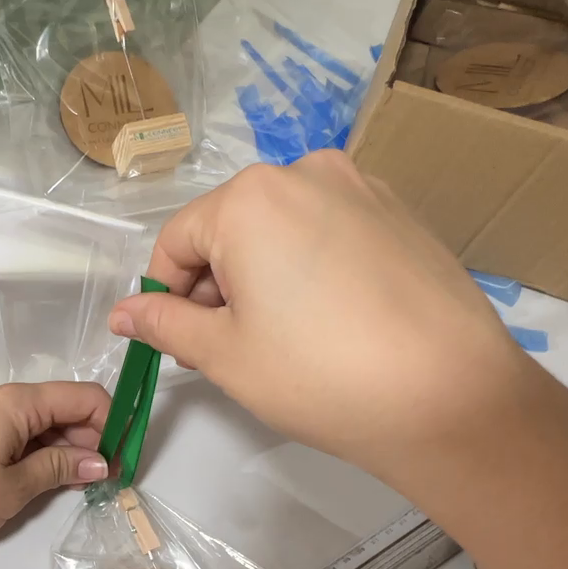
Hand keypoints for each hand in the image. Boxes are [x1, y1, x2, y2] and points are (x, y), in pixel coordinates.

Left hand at [0, 382, 110, 553]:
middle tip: (101, 481)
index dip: (110, 425)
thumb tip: (100, 461)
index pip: (82, 397)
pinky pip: (9, 430)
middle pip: (58, 406)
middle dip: (87, 439)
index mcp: (14, 401)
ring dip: (59, 448)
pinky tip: (36, 478)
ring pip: (34, 420)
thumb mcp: (13, 488)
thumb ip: (59, 469)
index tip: (122, 461)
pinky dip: (31, 450)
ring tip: (71, 485)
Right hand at [108, 151, 559, 483]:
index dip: (163, 295)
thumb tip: (122, 314)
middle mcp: (304, 173)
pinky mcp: (399, 213)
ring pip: (276, 230)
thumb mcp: (221, 353)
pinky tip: (322, 322)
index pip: (175, 241)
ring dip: (255, 279)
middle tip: (221, 348)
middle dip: (211, 287)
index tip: (176, 343)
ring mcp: (360, 187)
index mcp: (249, 199)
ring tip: (275, 339)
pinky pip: (324, 233)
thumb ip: (163, 324)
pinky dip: (303, 270)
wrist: (445, 395)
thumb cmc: (314, 373)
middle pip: (226, 230)